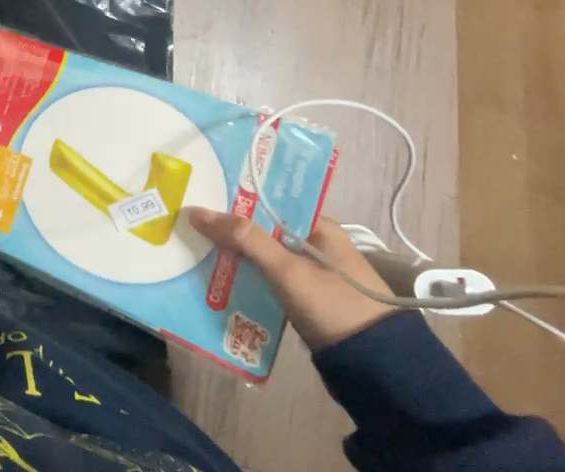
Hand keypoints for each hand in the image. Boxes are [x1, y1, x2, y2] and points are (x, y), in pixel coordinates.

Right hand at [185, 209, 397, 350]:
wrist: (377, 368)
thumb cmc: (336, 307)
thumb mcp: (288, 270)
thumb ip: (245, 239)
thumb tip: (195, 211)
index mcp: (320, 228)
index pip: (269, 202)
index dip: (234, 199)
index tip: (199, 196)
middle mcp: (314, 245)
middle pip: (260, 229)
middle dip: (226, 228)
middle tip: (186, 222)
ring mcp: (308, 272)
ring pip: (259, 254)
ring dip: (231, 254)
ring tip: (191, 247)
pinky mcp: (301, 296)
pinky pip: (263, 276)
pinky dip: (242, 275)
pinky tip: (214, 276)